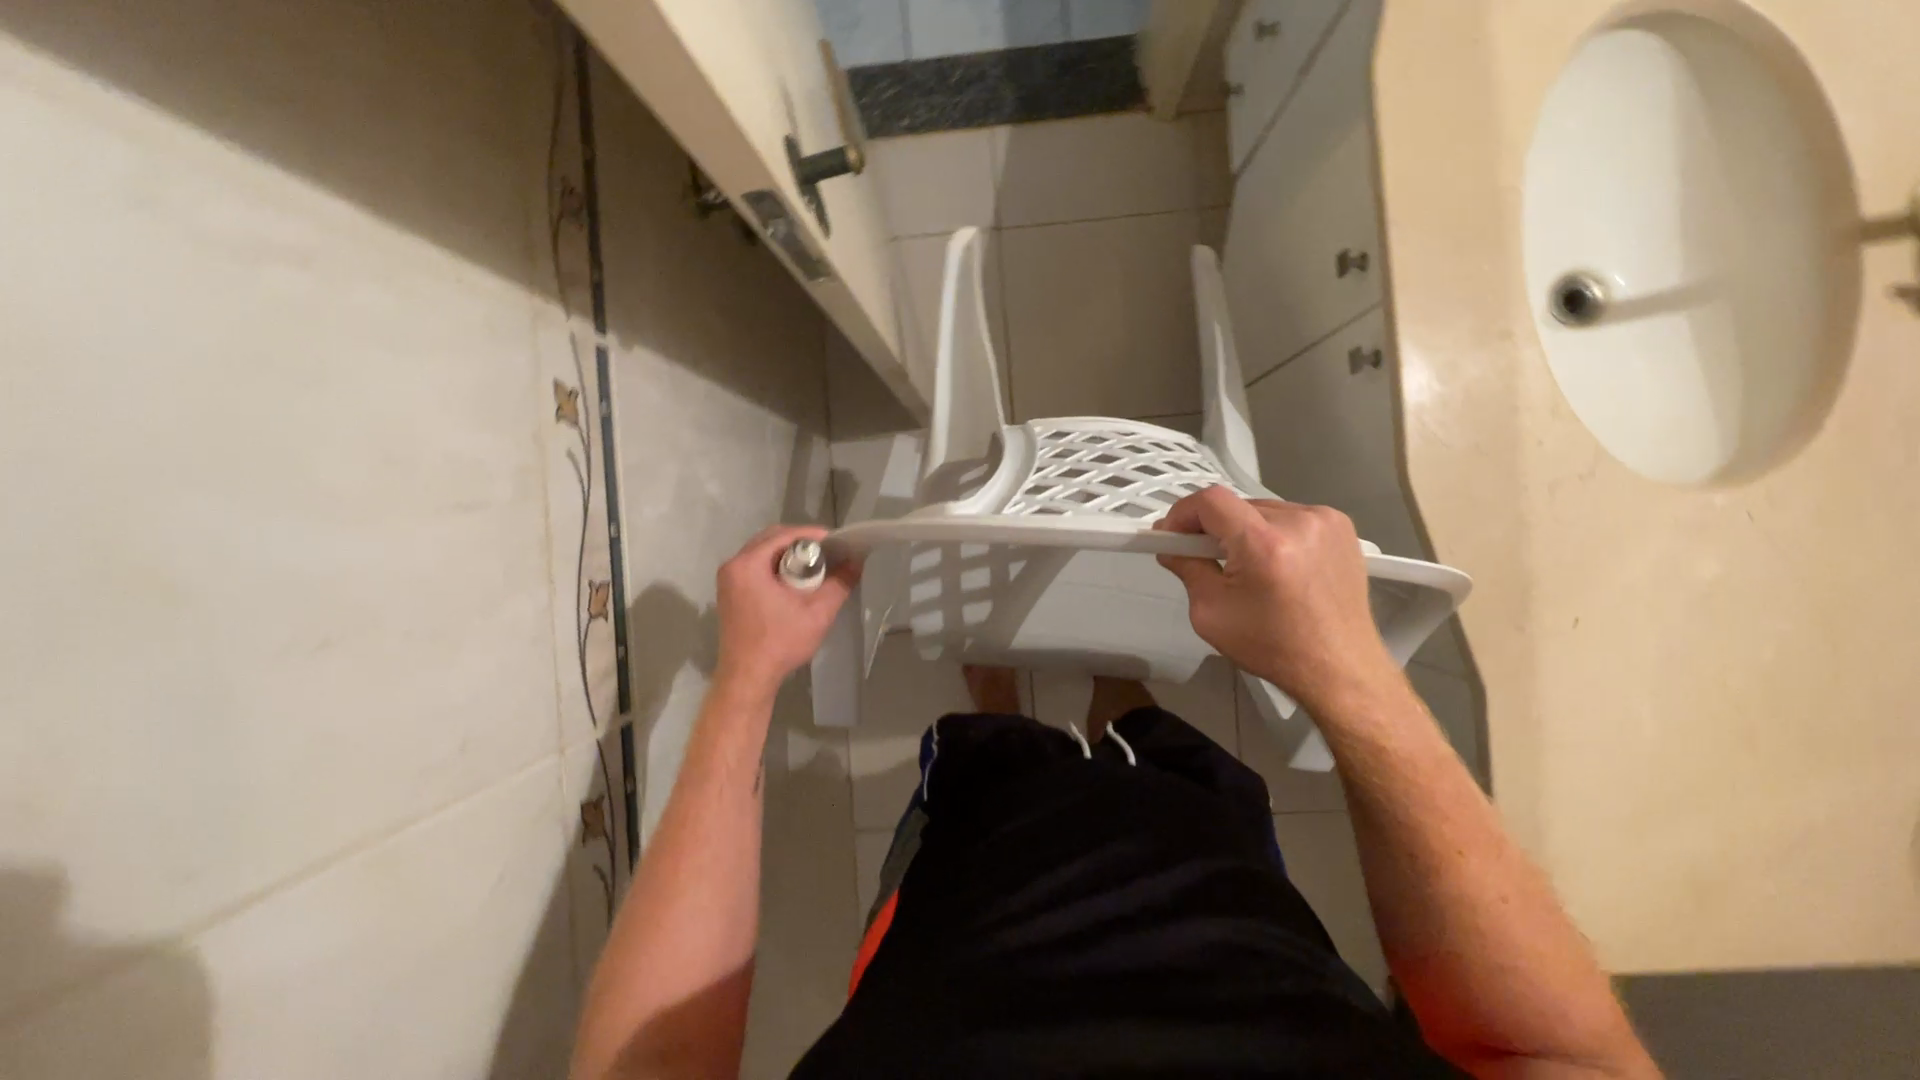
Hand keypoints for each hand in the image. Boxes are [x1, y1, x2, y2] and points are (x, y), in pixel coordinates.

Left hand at [713, 525, 860, 695]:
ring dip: (787, 555)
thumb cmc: (780, 643)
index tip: (836, 542)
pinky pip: (755, 568)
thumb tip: (856, 563)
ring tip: (815, 565)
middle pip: (770, 540)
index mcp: (748, 565)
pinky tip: (794, 581)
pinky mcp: (730, 594)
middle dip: (800, 543)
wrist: (748, 677)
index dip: (812, 535)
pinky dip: (775, 567)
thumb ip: (839, 584)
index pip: (783, 535)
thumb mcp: (817, 613)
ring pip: (762, 554)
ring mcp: (728, 581)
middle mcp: (733, 566)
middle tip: (827, 552)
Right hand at [1154, 487, 1395, 710]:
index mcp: (1264, 544)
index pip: (1211, 501)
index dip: (1183, 512)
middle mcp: (1299, 522)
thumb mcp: (1210, 613)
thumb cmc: (1272, 647)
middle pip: (1237, 504)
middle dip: (1213, 527)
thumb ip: (1187, 568)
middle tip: (1203, 556)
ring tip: (1246, 565)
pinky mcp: (1343, 528)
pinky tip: (1277, 564)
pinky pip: (1292, 517)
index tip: (1171, 535)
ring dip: (1245, 529)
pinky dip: (1274, 533)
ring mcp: (1327, 521)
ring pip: (1264, 510)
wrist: (1339, 667)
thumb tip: (1171, 546)